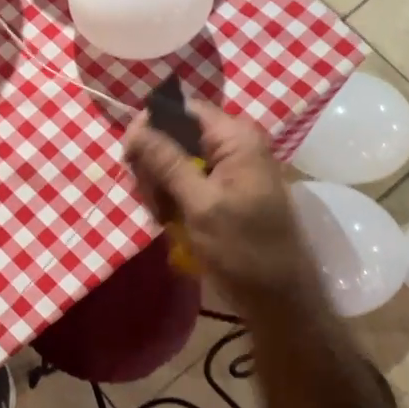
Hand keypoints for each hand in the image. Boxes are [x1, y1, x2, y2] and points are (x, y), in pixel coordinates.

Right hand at [124, 101, 319, 312]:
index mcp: (236, 138)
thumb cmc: (243, 250)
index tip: (129, 155)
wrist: (279, 299)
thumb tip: (135, 126)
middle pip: (175, 132)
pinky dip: (172, 195)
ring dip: (160, 183)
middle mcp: (235, 144)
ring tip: (162, 214)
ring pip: (175, 157)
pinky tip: (169, 218)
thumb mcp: (200, 205)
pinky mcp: (225, 188)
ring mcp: (231, 167)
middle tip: (149, 195)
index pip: (182, 108)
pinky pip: (187, 177)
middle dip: (154, 161)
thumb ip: (167, 161)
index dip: (151, 125)